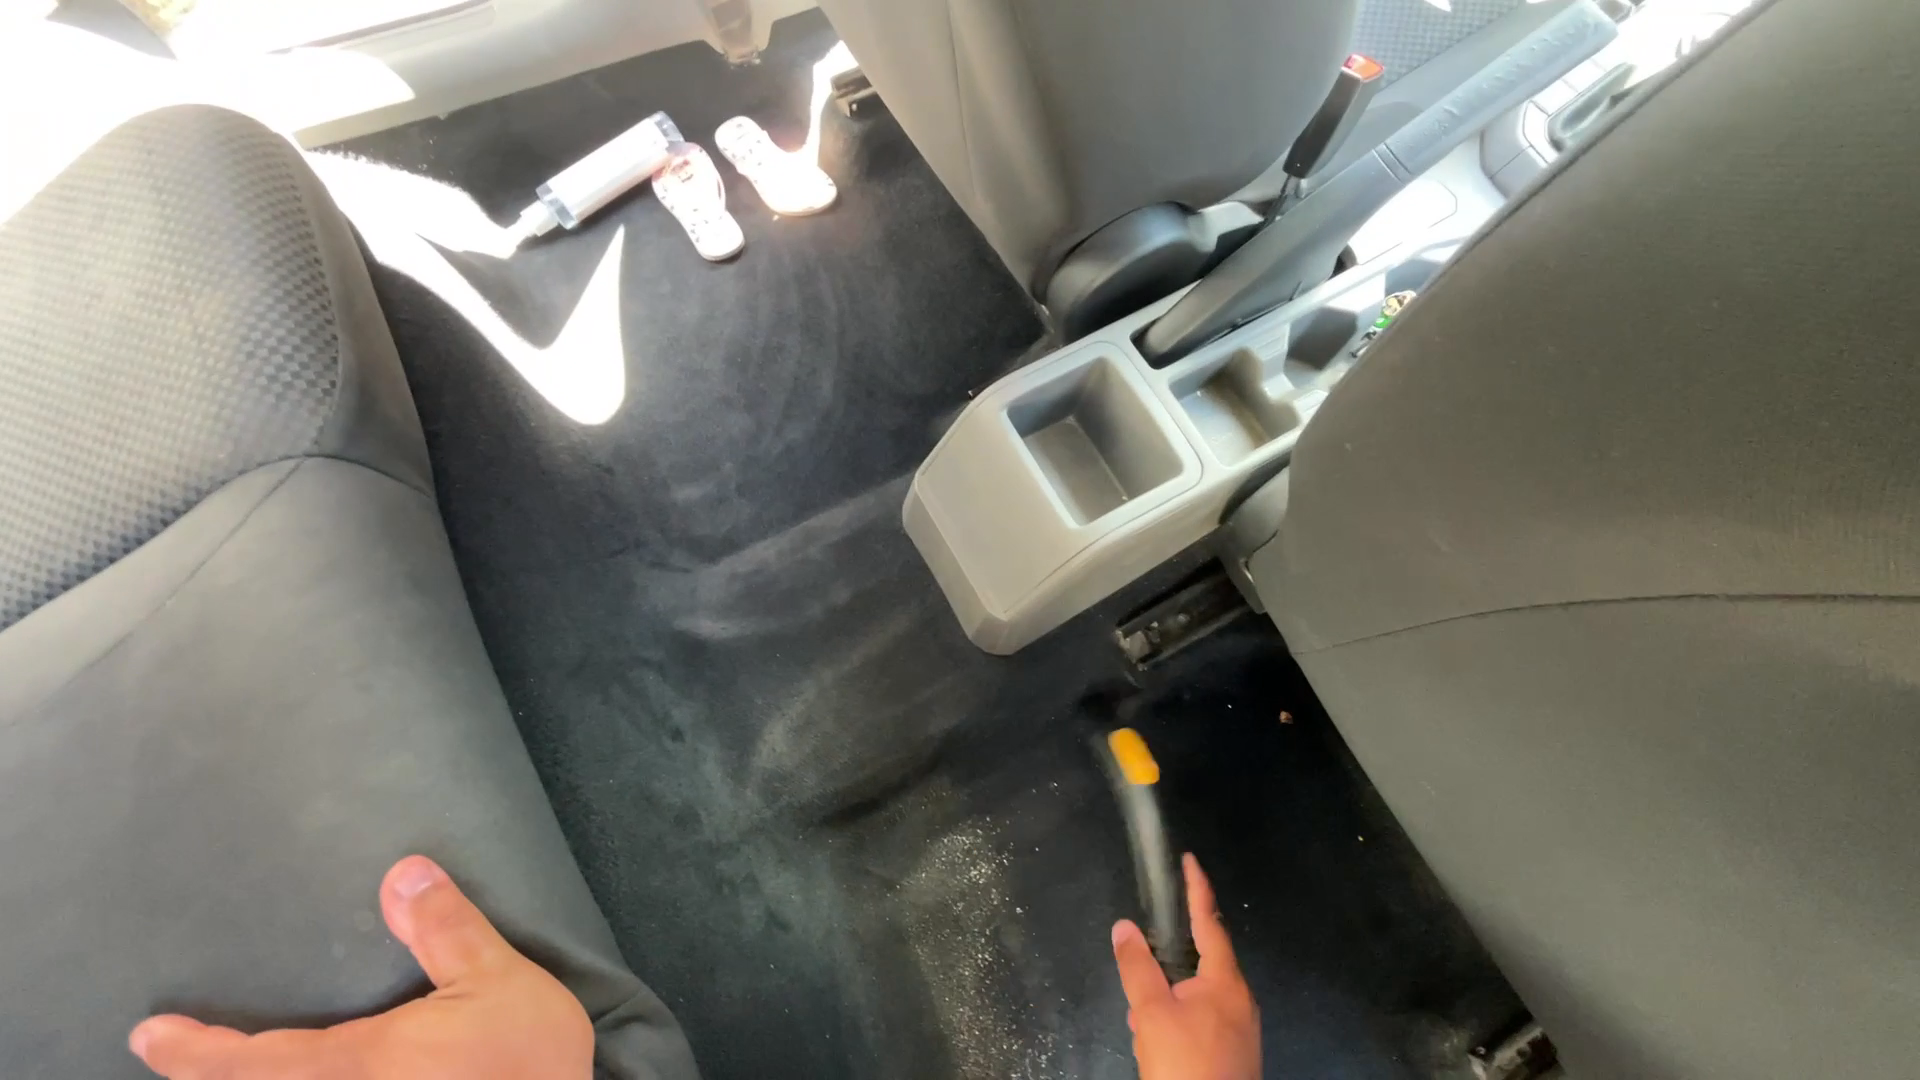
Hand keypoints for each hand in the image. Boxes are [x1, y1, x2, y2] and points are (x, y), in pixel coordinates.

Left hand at [129, 856, 594, 1078]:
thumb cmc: (520, 1053)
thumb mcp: (494, 978)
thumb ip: (444, 929)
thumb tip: (402, 872)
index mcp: (356, 1064)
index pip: (248, 1063)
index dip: (193, 1051)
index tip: (148, 1032)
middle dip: (209, 1078)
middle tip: (179, 1055)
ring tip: (237, 1066)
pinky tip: (312, 1074)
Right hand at [1112, 854, 1258, 1079]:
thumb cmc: (1185, 1065)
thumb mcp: (1151, 1013)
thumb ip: (1136, 967)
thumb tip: (1123, 927)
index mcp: (1225, 982)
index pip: (1209, 921)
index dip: (1197, 888)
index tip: (1190, 860)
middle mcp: (1240, 1001)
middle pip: (1206, 959)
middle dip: (1173, 953)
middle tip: (1149, 945)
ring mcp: (1240, 1030)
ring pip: (1200, 993)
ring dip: (1170, 992)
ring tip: (1141, 1008)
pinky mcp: (1233, 1054)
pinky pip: (1202, 1018)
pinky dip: (1177, 1015)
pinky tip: (1154, 1036)